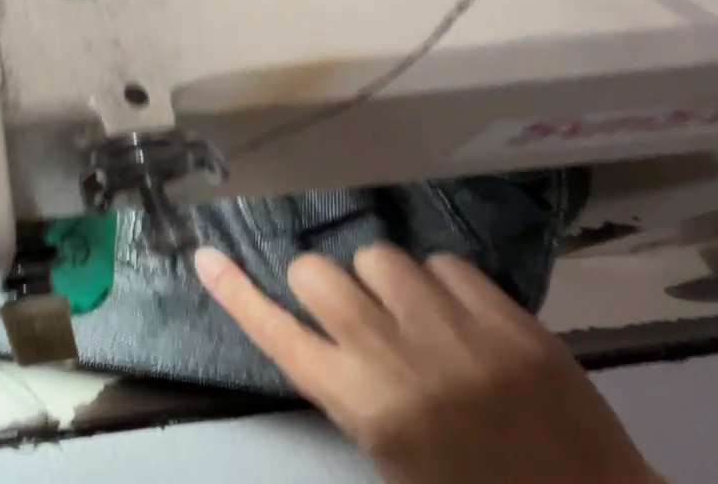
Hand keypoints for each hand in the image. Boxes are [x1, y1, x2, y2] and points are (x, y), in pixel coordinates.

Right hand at [196, 244, 661, 483]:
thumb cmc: (464, 482)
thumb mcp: (381, 442)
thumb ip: (338, 377)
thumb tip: (300, 315)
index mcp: (360, 401)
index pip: (275, 331)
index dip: (235, 291)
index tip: (205, 256)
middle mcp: (396, 360)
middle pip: (318, 274)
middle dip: (324, 284)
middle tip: (350, 308)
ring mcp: (458, 336)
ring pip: (377, 257)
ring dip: (381, 278)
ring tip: (410, 307)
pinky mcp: (512, 323)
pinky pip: (444, 262)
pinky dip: (441, 280)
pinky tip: (456, 309)